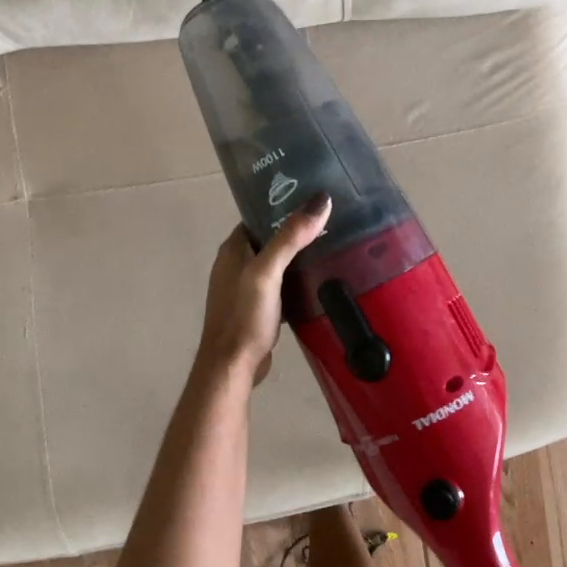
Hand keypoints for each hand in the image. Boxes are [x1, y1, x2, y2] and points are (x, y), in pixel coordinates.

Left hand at [198, 192, 332, 383]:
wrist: (232, 367)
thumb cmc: (244, 316)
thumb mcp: (267, 272)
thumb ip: (291, 237)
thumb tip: (321, 200)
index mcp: (233, 249)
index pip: (260, 216)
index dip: (284, 206)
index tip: (316, 201)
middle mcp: (236, 264)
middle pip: (271, 239)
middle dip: (297, 231)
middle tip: (333, 223)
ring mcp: (246, 288)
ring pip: (278, 264)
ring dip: (300, 257)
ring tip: (334, 246)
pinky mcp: (258, 308)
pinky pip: (281, 286)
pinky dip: (298, 281)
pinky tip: (320, 281)